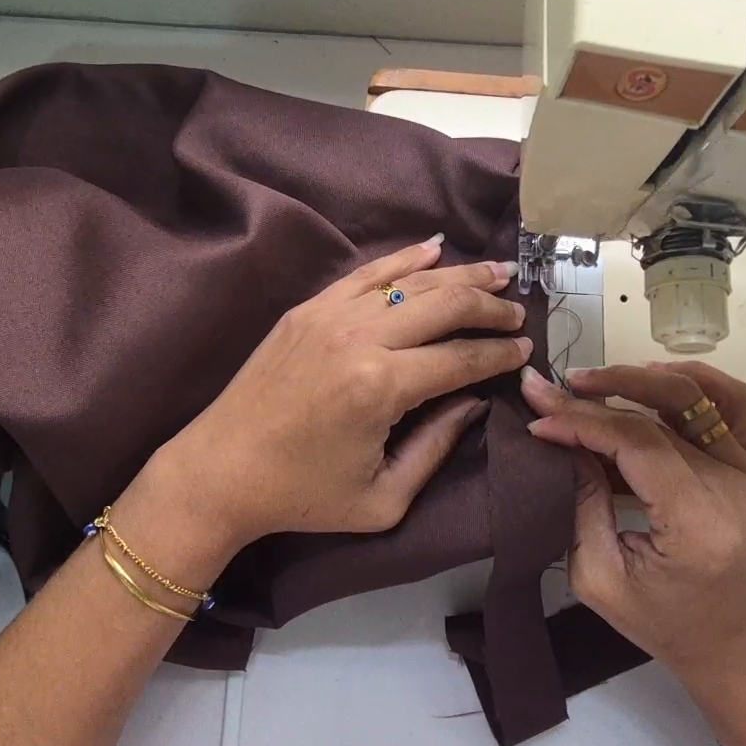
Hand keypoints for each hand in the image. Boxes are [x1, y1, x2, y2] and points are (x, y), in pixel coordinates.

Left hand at [138, 237, 532, 552]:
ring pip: (411, 281)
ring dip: (459, 274)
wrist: (220, 472)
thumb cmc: (303, 495)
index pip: (460, 358)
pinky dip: (404, 258)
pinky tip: (434, 247)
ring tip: (497, 271)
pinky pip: (366, 273)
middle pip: (444, 305)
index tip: (525, 349)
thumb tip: (473, 401)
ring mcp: (329, 315)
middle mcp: (360, 338)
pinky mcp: (307, 309)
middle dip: (490, 305)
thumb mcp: (383, 498)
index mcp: (382, 387)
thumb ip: (436, 447)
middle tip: (518, 310)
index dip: (499, 353)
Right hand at [520, 362, 745, 679]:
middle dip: (597, 397)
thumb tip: (563, 441)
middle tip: (552, 388)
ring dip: (642, 380)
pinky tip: (656, 375)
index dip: (582, 423)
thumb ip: (581, 504)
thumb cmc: (662, 624)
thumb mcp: (598, 578)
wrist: (732, 645)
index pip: (637, 445)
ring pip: (700, 398)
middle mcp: (736, 489)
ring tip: (594, 380)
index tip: (537, 417)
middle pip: (660, 419)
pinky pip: (737, 405)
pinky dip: (699, 381)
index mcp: (699, 523)